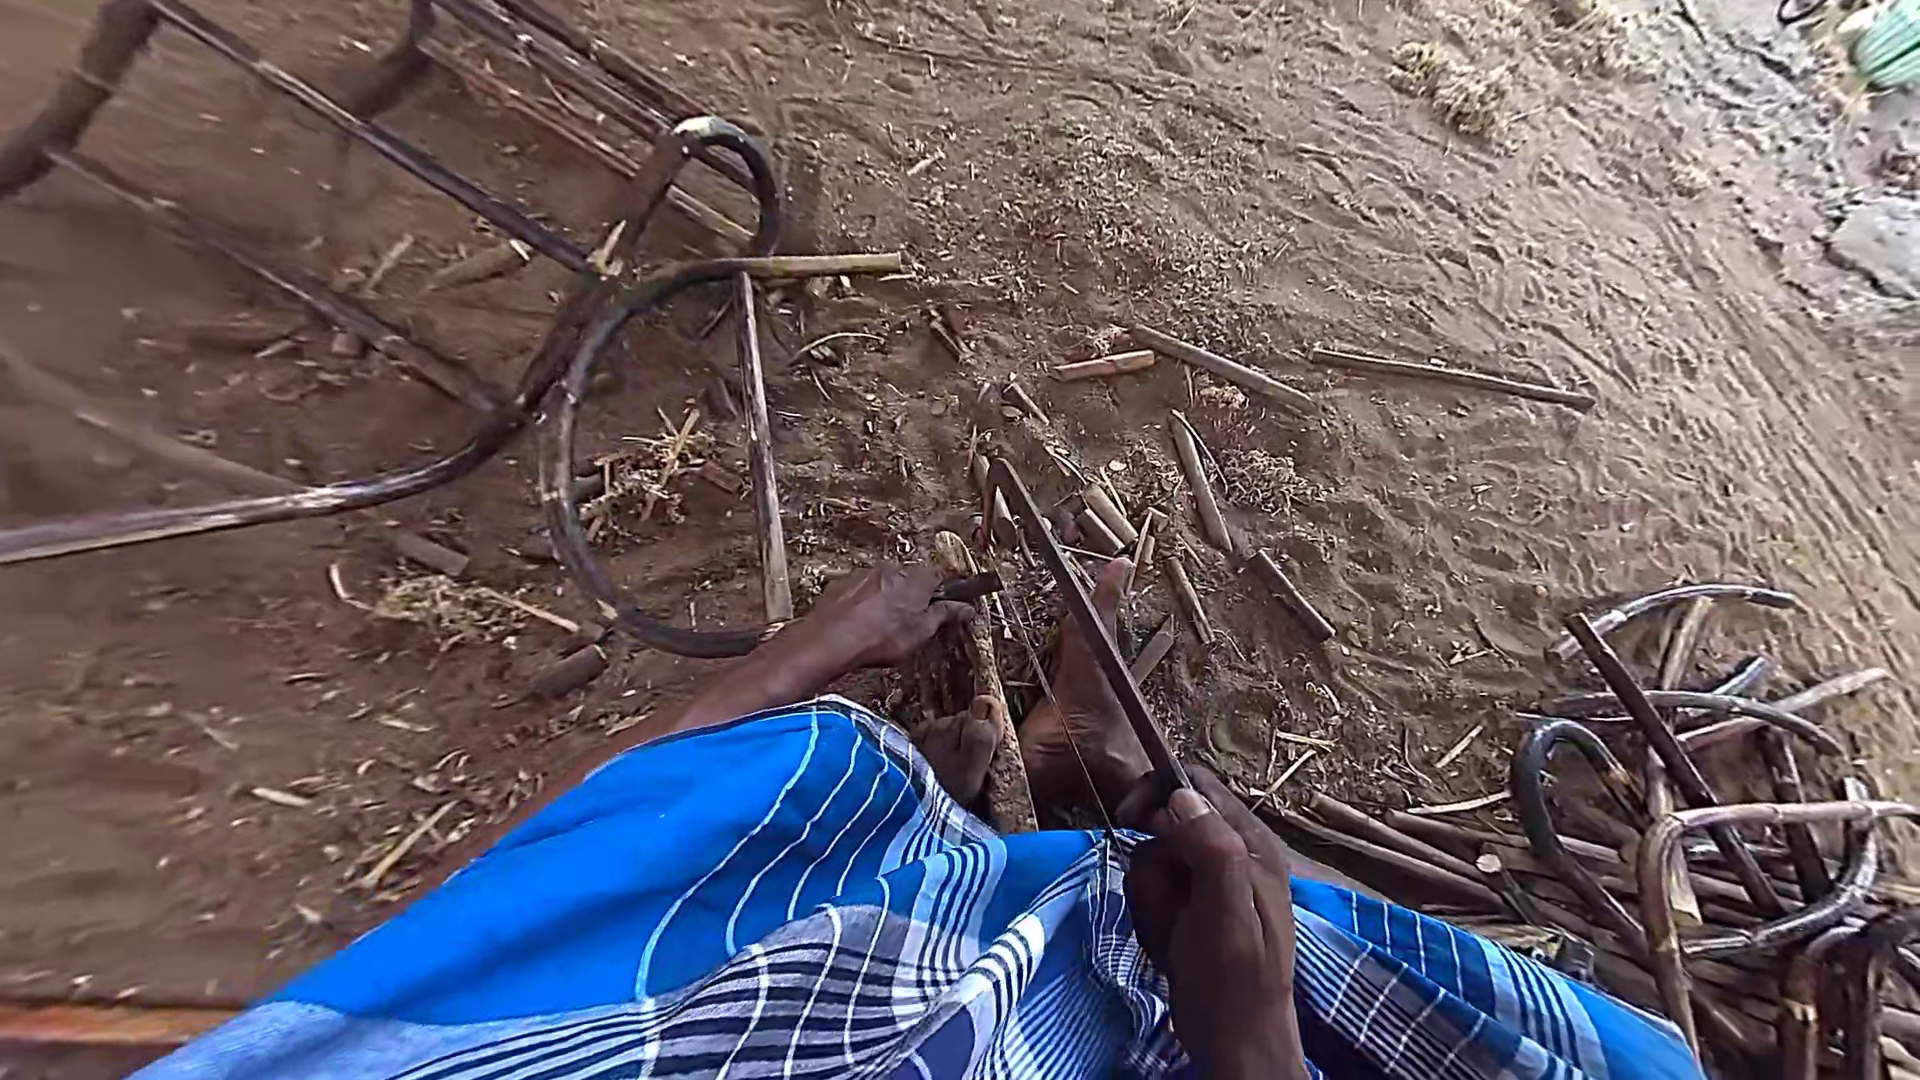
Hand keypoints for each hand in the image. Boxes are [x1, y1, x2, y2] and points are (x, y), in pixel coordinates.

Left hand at [779, 561, 974, 676]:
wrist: (830, 640)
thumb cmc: (879, 639)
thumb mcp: (921, 632)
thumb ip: (944, 615)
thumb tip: (965, 607)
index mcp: (916, 579)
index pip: (937, 576)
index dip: (940, 593)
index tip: (942, 606)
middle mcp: (891, 569)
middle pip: (908, 578)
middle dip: (910, 596)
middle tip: (908, 622)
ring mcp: (864, 574)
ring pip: (882, 583)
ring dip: (884, 599)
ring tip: (879, 627)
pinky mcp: (842, 583)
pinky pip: (859, 590)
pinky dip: (862, 603)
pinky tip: (859, 623)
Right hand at [1124, 768, 1307, 1079]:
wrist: (1234, 1047)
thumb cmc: (1235, 984)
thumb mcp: (1227, 917)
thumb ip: (1212, 851)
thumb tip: (1181, 795)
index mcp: (1251, 843)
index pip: (1196, 784)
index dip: (1158, 792)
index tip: (1130, 819)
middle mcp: (1231, 850)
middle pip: (1166, 820)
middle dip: (1154, 859)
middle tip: (1160, 898)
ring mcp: (1210, 875)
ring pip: (1153, 853)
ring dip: (1151, 891)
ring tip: (1171, 930)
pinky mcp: (1192, 898)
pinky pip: (1151, 881)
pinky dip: (1150, 907)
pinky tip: (1168, 937)